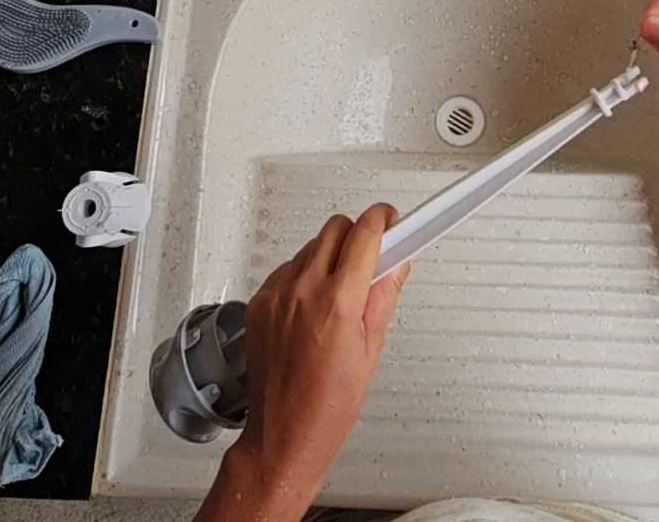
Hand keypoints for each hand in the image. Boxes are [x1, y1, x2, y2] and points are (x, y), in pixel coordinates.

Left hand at [199, 205, 409, 520]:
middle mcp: (302, 292)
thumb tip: (400, 261)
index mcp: (337, 302)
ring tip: (339, 294)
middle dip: (358, 235)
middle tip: (370, 257)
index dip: (383, 219)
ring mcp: (276, 295)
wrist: (282, 438)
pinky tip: (312, 306)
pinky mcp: (258, 302)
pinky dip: (303, 276)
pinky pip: (287, 268)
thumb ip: (385, 293)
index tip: (393, 219)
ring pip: (311, 246)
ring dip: (330, 257)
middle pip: (336, 228)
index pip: (365, 233)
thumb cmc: (327, 408)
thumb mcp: (372, 348)